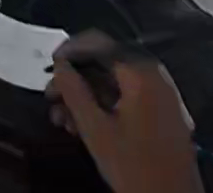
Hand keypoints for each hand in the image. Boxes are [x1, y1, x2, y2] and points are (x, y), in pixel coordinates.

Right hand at [45, 31, 201, 192]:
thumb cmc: (136, 169)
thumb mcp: (95, 129)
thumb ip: (73, 90)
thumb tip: (60, 65)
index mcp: (141, 72)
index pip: (97, 42)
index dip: (68, 50)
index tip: (49, 66)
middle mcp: (154, 76)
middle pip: (104, 63)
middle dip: (74, 79)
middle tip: (51, 96)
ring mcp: (161, 98)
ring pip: (113, 84)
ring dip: (85, 96)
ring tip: (60, 117)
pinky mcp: (163, 118)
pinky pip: (127, 100)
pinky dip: (103, 107)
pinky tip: (81, 126)